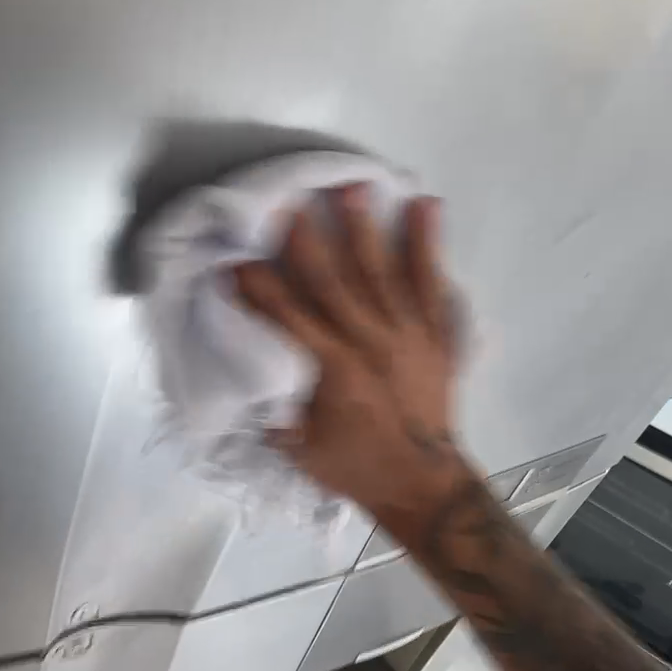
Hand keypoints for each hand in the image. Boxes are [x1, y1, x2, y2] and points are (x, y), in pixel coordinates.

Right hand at [234, 184, 471, 530]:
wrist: (424, 486)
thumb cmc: (352, 466)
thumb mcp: (296, 446)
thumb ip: (271, 403)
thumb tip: (245, 363)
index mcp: (332, 371)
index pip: (286, 316)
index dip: (258, 287)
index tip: (234, 260)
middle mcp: (370, 343)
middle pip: (332, 281)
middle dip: (306, 240)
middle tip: (288, 200)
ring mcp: (409, 334)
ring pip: (381, 271)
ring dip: (364, 227)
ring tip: (354, 185)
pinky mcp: (437, 334)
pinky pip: (432, 283)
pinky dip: (428, 244)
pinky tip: (426, 206)